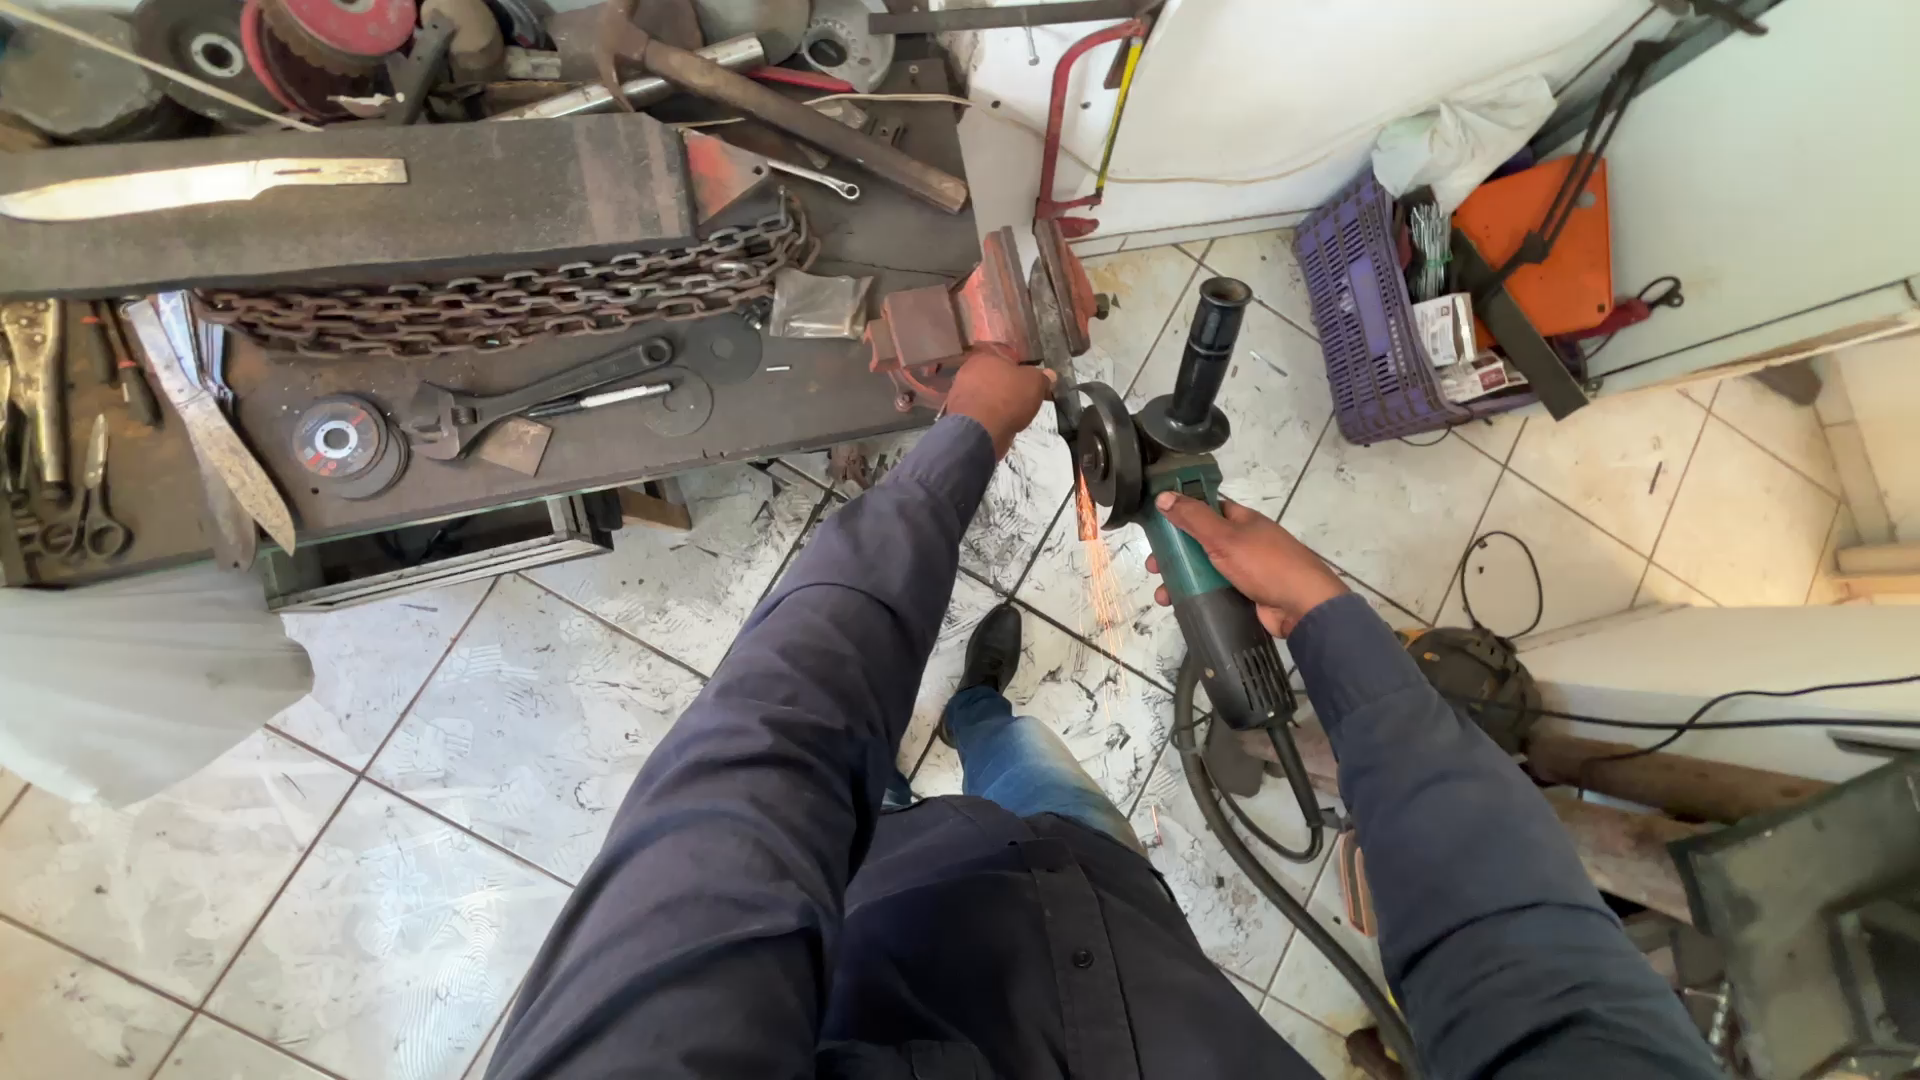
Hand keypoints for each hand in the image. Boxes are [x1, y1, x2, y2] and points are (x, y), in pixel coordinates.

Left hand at [944, 347, 1054, 458]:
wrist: (980, 431)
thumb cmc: (1008, 398)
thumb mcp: (1035, 383)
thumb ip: (1042, 377)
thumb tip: (1050, 374)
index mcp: (985, 356)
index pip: (1005, 356)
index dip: (1020, 368)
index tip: (1029, 382)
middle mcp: (968, 371)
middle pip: (994, 376)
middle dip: (1007, 386)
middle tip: (1023, 398)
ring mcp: (960, 393)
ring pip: (986, 394)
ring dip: (998, 403)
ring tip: (1013, 415)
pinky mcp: (958, 415)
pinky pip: (980, 412)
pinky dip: (989, 417)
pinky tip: (1000, 424)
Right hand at [1144, 492, 1348, 636]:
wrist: (1304, 607)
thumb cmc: (1265, 564)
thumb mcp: (1225, 537)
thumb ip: (1193, 518)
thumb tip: (1163, 496)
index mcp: (1241, 521)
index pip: (1206, 509)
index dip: (1181, 513)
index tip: (1157, 525)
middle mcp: (1243, 542)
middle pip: (1200, 543)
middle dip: (1174, 555)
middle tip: (1154, 567)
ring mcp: (1245, 570)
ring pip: (1203, 571)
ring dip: (1180, 581)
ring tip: (1162, 596)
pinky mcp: (1244, 594)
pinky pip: (1213, 591)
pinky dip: (1195, 597)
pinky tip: (1179, 606)